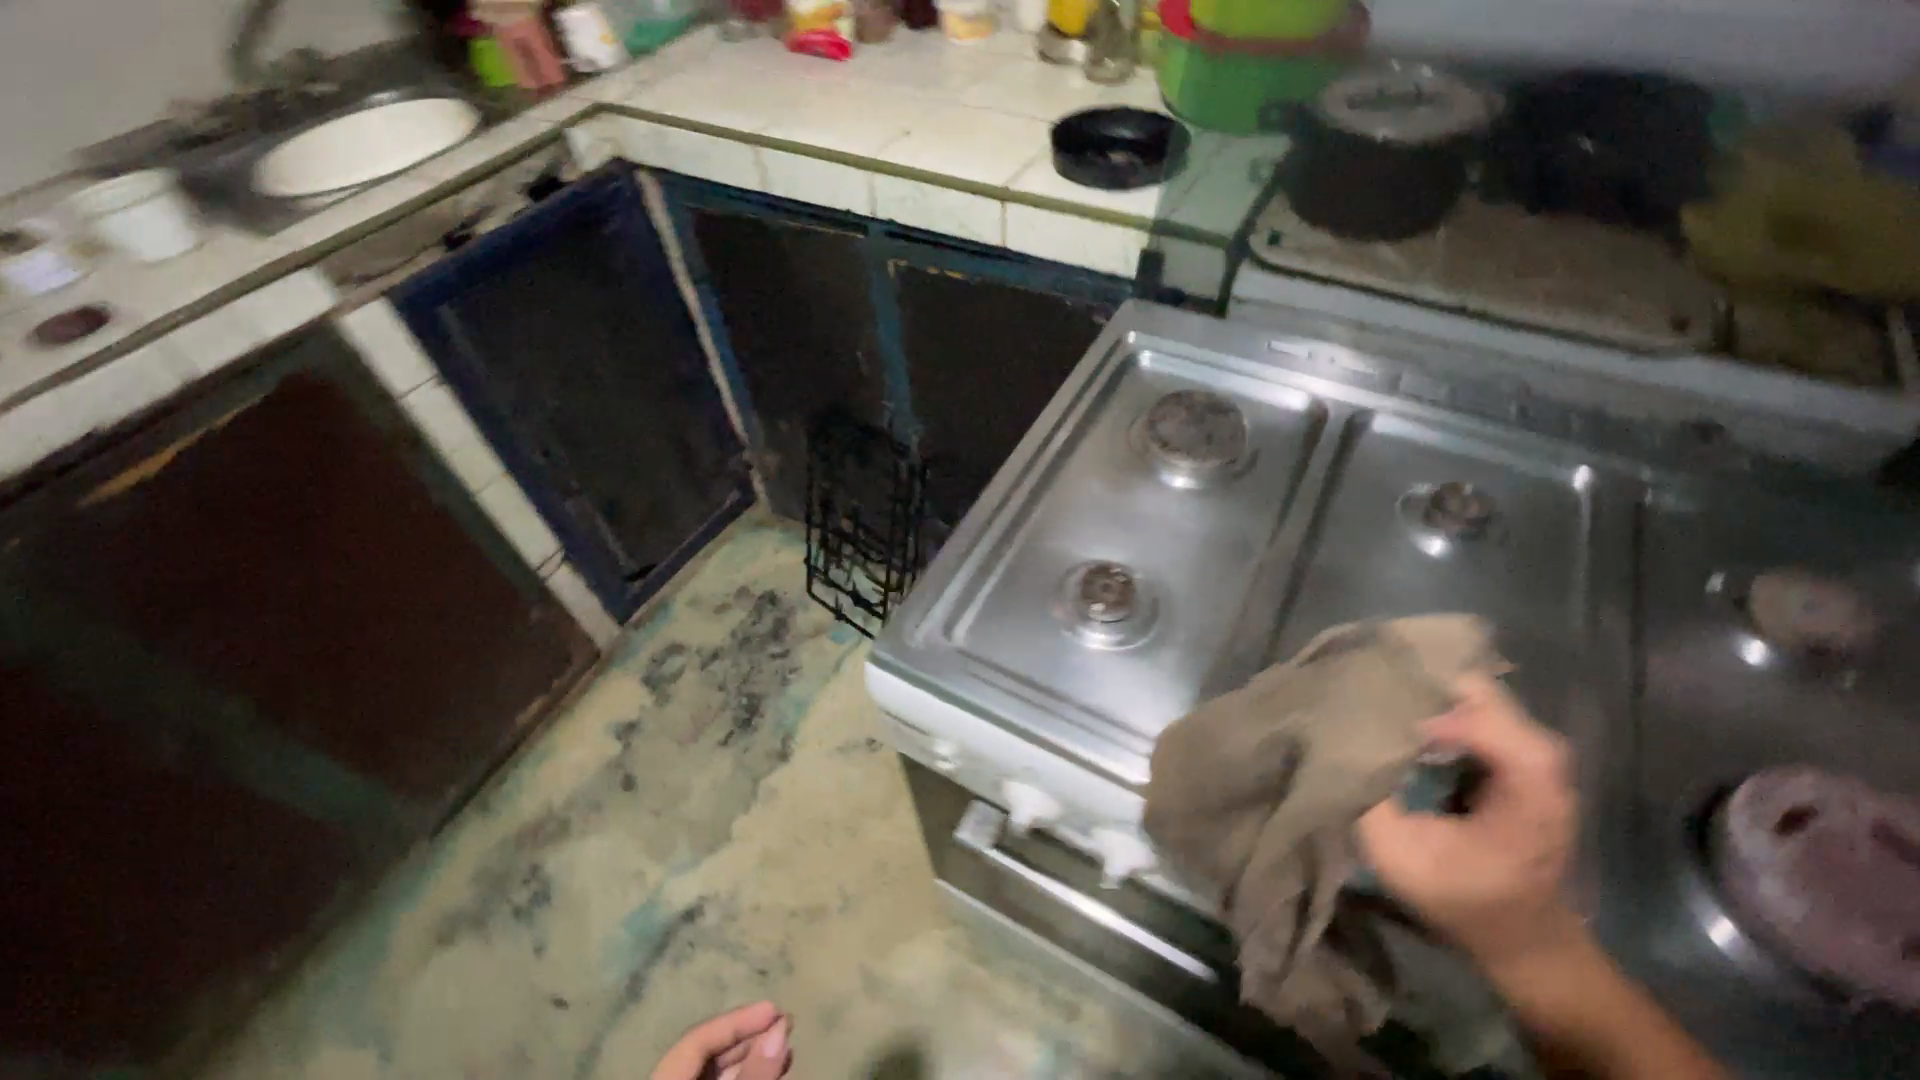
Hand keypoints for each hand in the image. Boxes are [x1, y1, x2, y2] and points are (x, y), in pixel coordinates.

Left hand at [649, 1002, 790, 1079]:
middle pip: (706, 1054)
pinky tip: (773, 1069)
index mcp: (663, 1079)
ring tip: (786, 1045)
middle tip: (786, 1022)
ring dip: (752, 1057)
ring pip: (715, 1072)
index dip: (735, 1021)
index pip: (696, 1039)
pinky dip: (746, 1076)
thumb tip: (783, 1027)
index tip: (775, 1008)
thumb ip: (753, 1074)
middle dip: (748, 1037)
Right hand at [1358, 673, 1582, 971]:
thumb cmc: (1463, 899)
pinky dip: (1435, 704)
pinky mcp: (1519, 752)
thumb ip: (1369, 800)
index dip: (1420, 714)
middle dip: (1419, 687)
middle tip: (1364, 696)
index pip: (1478, 720)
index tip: (1373, 724)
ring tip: (1375, 704)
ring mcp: (1535, 751)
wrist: (1523, 933)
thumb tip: (1337, 746)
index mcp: (1528, 783)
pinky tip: (1399, 719)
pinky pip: (1474, 708)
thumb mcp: (1401, 859)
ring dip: (1424, 693)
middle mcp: (1542, 756)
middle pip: (1477, 692)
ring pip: (1474, 693)